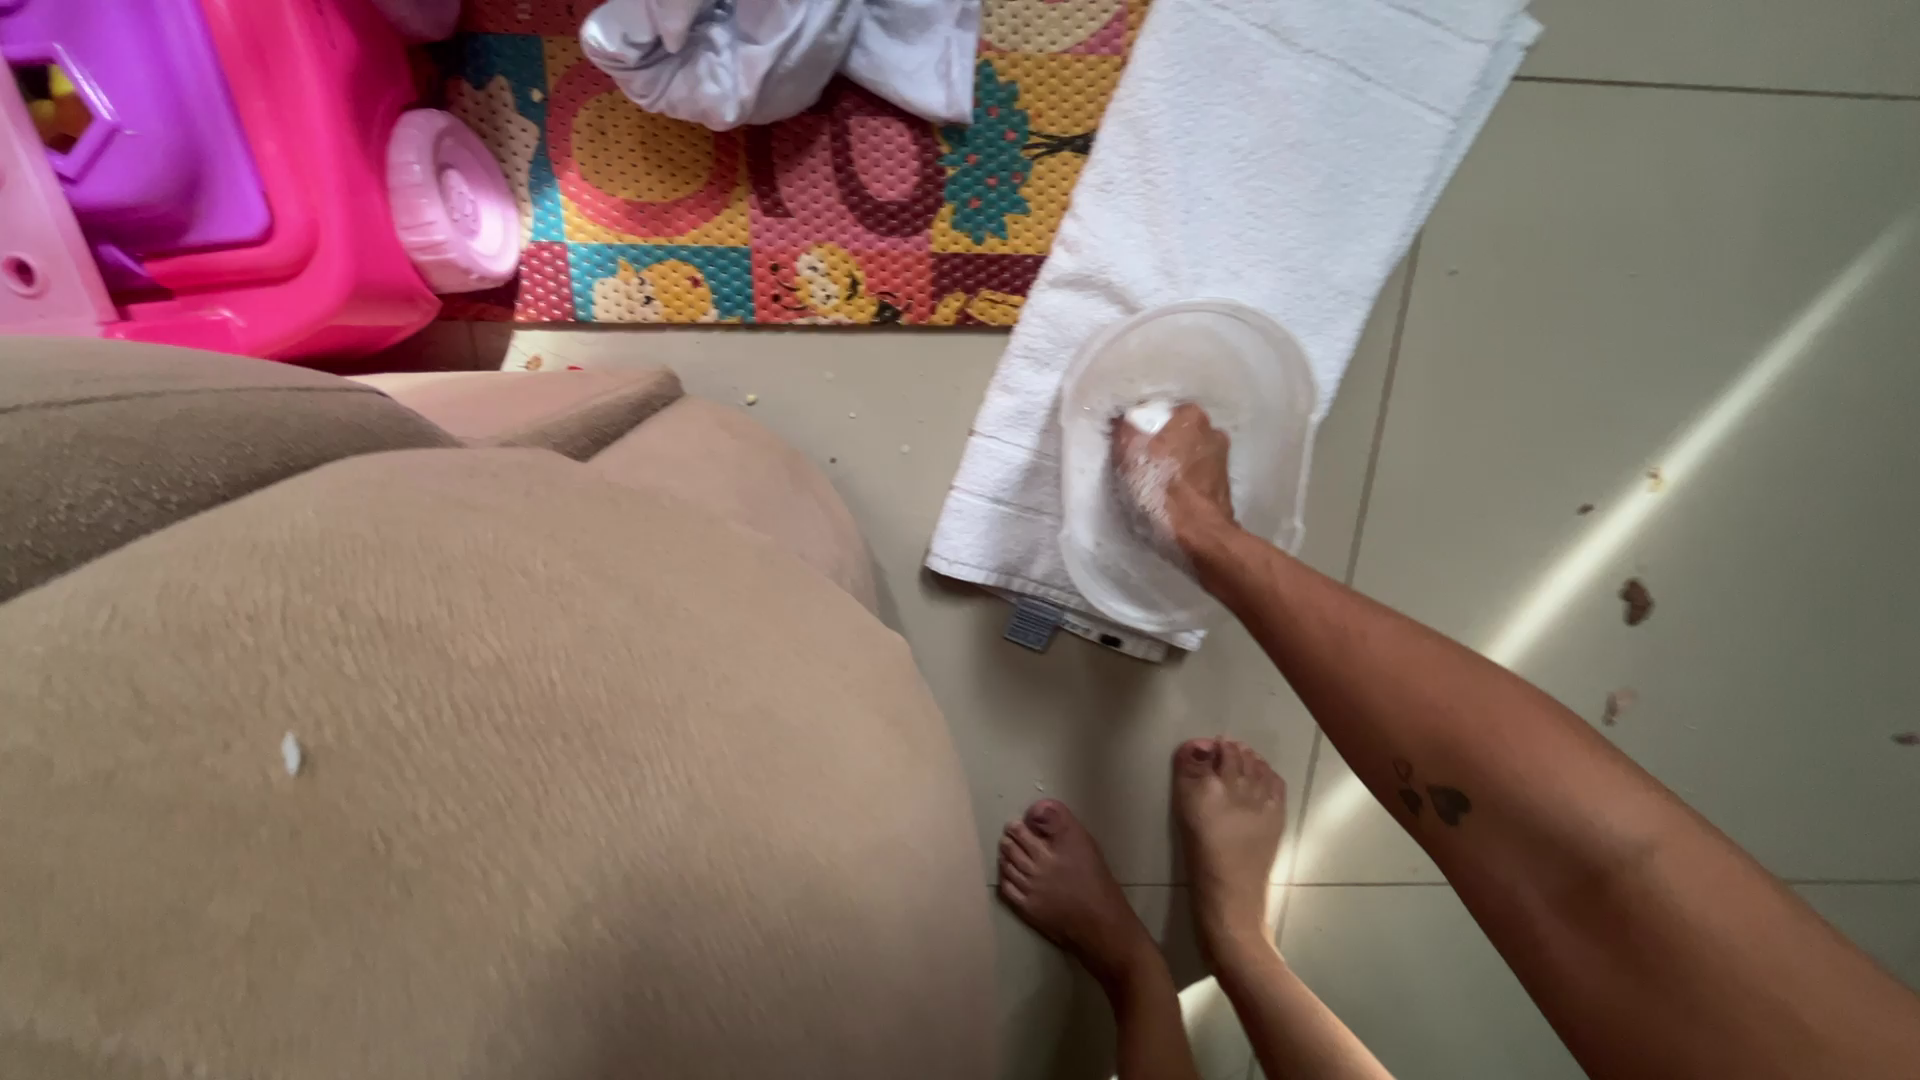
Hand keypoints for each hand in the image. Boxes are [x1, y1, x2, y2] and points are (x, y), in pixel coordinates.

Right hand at [1111, 403, 1236, 557]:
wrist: (1198, 536)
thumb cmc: (1160, 490)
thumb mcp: (1127, 454)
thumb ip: (1124, 427)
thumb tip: (1124, 418)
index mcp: (1190, 415)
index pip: (1157, 412)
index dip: (1141, 430)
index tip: (1129, 448)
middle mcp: (1213, 430)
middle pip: (1175, 433)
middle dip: (1160, 446)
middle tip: (1139, 467)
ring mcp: (1222, 459)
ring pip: (1187, 454)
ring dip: (1174, 465)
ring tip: (1156, 486)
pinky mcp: (1224, 485)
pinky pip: (1196, 476)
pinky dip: (1185, 482)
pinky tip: (1172, 497)